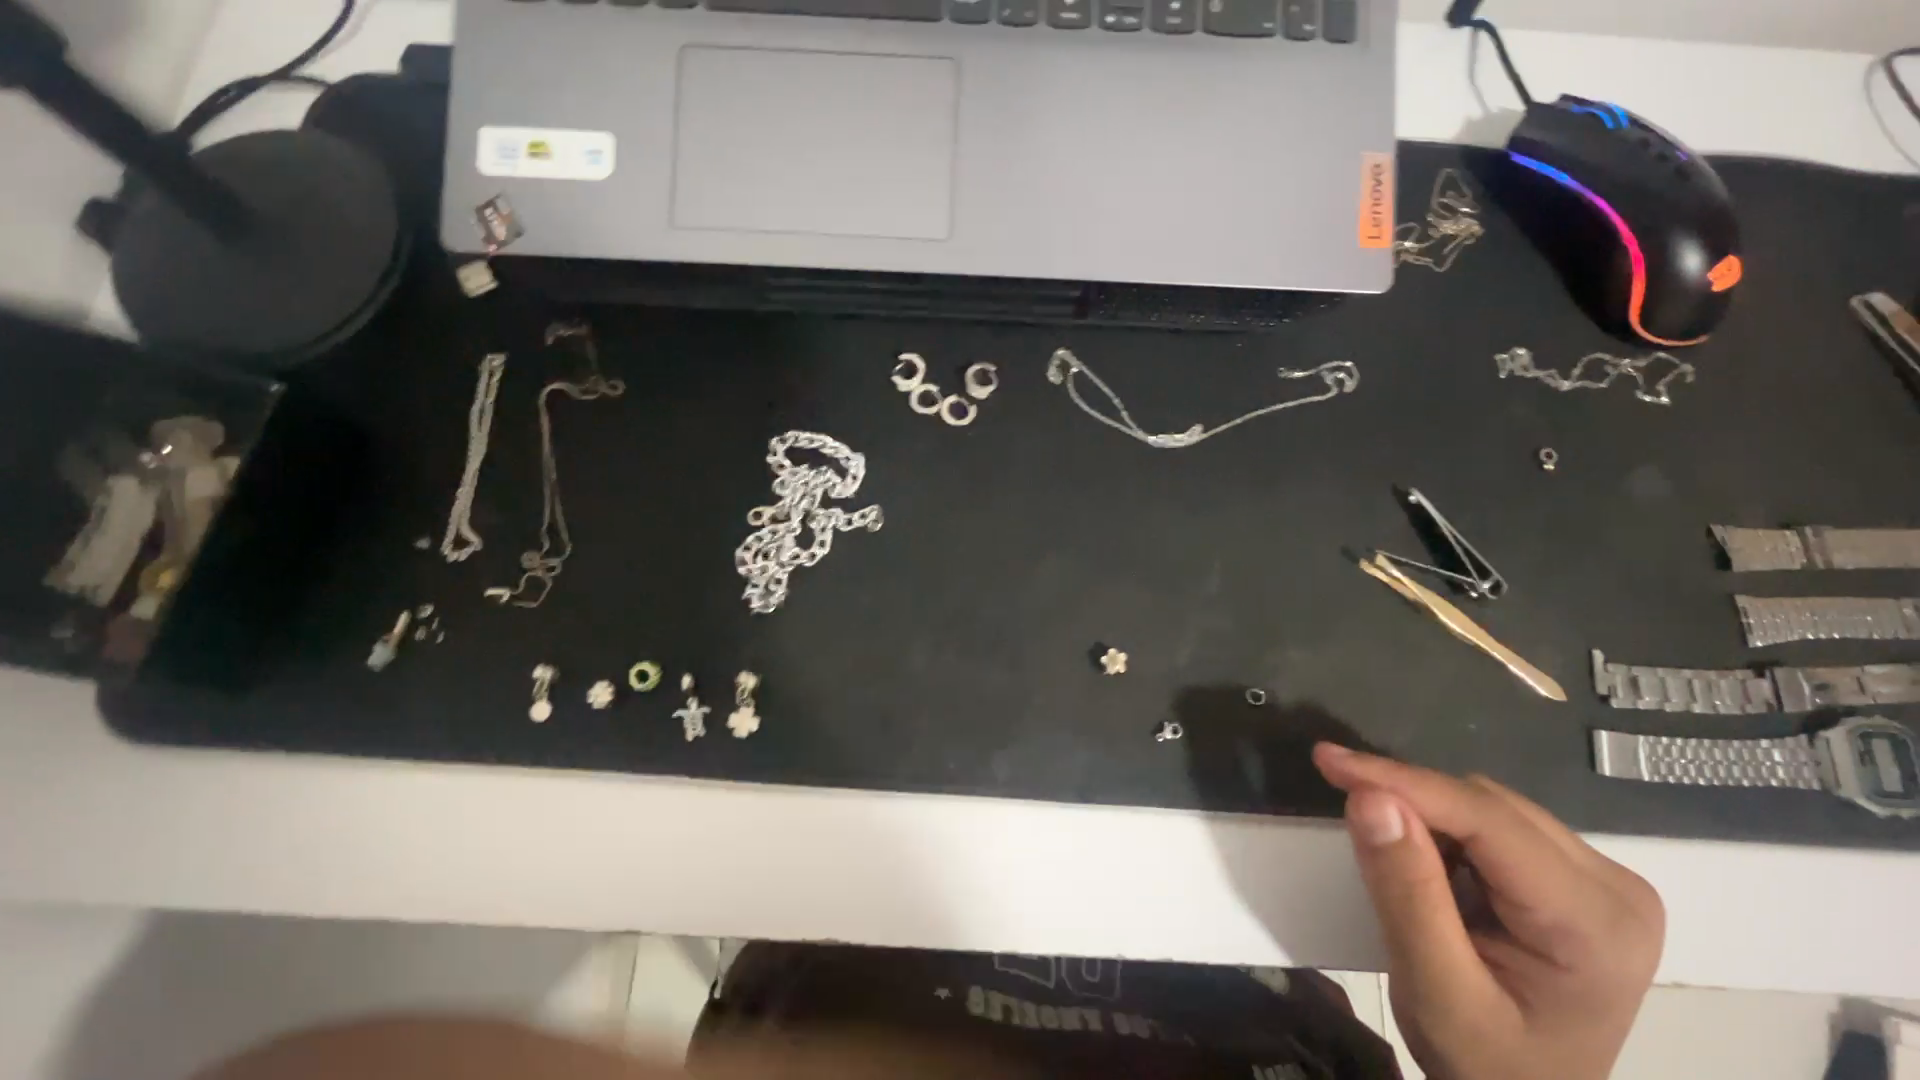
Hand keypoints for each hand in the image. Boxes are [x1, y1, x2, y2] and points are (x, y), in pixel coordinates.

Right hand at [1312, 743, 1663, 1079]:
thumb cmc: (1483, 1066)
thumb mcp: (1434, 991)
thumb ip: (1405, 893)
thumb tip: (1369, 798)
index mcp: (1594, 922)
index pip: (1488, 822)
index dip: (1404, 782)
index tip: (1329, 761)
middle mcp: (1616, 888)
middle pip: (1491, 807)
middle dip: (1411, 800)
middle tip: (1344, 807)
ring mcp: (1605, 883)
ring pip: (1491, 809)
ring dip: (1427, 816)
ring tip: (1388, 854)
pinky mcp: (1582, 882)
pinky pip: (1497, 827)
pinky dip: (1446, 834)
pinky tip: (1426, 867)